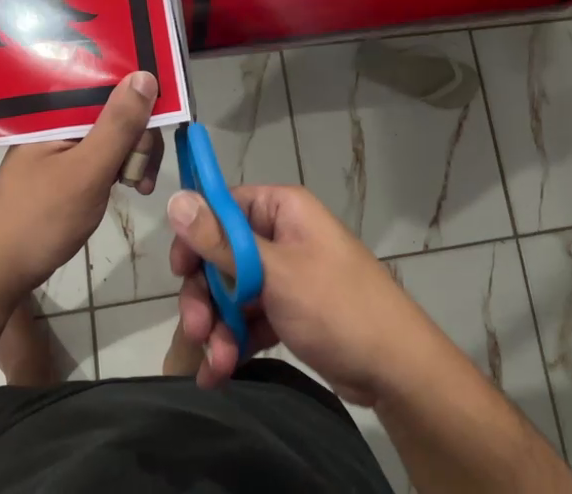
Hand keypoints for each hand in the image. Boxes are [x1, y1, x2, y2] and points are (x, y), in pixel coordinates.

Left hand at [0, 72, 159, 297]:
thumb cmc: (40, 220)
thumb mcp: (87, 171)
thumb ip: (118, 126)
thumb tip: (145, 74)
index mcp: (55, 110)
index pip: (107, 85)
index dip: (141, 100)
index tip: (166, 127)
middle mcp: (57, 120)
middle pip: (114, 110)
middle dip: (139, 138)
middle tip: (143, 177)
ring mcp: (60, 145)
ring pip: (112, 134)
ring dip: (133, 157)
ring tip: (140, 188)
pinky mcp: (65, 167)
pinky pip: (102, 154)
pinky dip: (119, 168)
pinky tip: (129, 187)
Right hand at [168, 185, 441, 406]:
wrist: (396, 370)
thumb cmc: (337, 306)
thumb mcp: (274, 272)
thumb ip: (221, 241)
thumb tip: (175, 199)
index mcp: (282, 210)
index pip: (222, 207)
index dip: (196, 236)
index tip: (179, 270)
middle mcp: (281, 236)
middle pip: (220, 256)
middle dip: (204, 296)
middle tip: (196, 329)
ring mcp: (285, 276)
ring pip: (230, 293)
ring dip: (217, 327)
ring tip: (217, 362)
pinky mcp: (288, 311)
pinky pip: (248, 319)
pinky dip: (233, 342)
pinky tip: (218, 373)